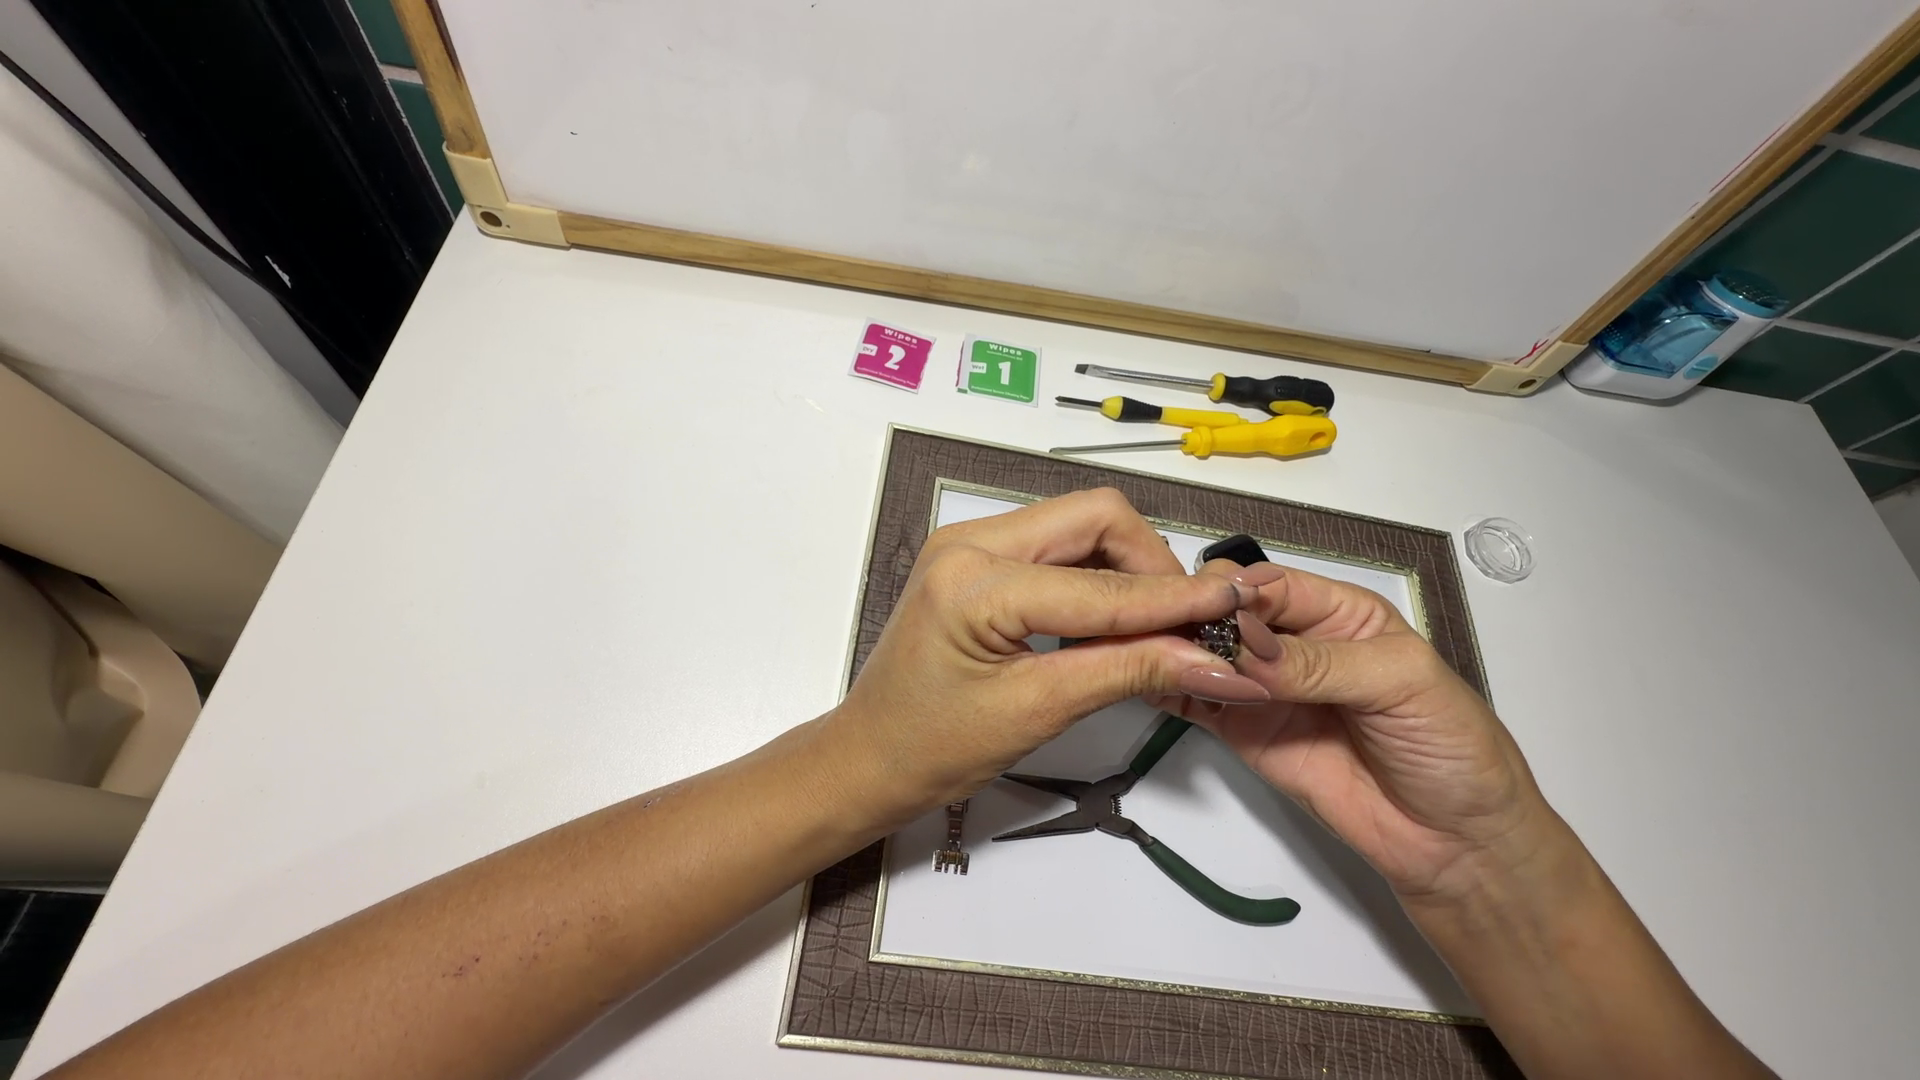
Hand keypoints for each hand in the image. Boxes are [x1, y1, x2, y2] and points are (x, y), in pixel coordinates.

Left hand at [820, 489, 1268, 828]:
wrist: (870, 756)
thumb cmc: (935, 747)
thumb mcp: (1040, 710)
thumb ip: (1132, 671)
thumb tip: (1216, 658)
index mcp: (973, 580)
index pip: (1103, 582)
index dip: (1175, 598)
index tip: (1233, 610)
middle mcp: (968, 541)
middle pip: (1094, 517)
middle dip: (1151, 563)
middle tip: (1184, 620)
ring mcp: (968, 543)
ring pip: (1078, 525)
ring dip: (1125, 566)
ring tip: (1153, 624)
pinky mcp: (974, 557)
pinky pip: (1055, 546)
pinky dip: (1095, 574)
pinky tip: (1110, 618)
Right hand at [1149, 560, 1558, 900]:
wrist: (1453, 843)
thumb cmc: (1451, 748)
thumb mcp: (1401, 684)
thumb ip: (1322, 662)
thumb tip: (1247, 644)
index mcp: (1337, 613)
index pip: (1270, 584)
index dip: (1235, 590)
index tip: (1204, 605)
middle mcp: (1292, 643)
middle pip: (1226, 613)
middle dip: (1195, 615)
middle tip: (1164, 630)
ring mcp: (1262, 688)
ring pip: (1204, 652)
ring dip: (1175, 649)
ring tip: (1145, 652)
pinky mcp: (1240, 729)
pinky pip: (1196, 700)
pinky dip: (1169, 688)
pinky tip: (1146, 681)